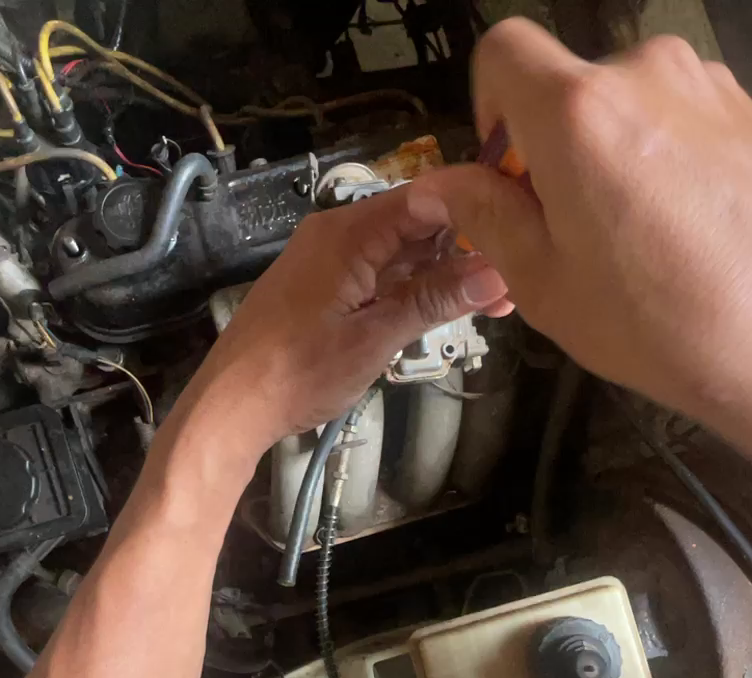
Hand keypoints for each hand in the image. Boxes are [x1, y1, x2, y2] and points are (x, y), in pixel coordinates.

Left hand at [179, 184, 511, 457]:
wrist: (231, 406)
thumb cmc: (299, 372)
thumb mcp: (374, 338)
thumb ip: (433, 300)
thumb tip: (495, 271)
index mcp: (348, 233)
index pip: (426, 197)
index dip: (475, 208)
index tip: (520, 229)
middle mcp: (335, 235)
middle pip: (413, 226)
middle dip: (463, 251)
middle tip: (512, 282)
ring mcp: (326, 263)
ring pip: (396, 256)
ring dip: (438, 277)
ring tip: (489, 302)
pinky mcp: (320, 290)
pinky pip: (374, 277)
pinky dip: (406, 292)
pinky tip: (439, 309)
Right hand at [418, 20, 751, 453]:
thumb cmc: (649, 322)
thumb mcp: (542, 281)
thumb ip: (485, 215)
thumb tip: (441, 183)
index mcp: (577, 113)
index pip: (502, 50)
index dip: (487, 107)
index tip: (505, 170)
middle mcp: (643, 71)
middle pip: (562, 85)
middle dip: (544, 146)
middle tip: (559, 229)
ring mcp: (704, 82)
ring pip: (617, 102)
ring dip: (598, 153)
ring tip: (621, 235)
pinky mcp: (745, 106)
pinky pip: (667, 113)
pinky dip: (648, 153)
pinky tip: (671, 224)